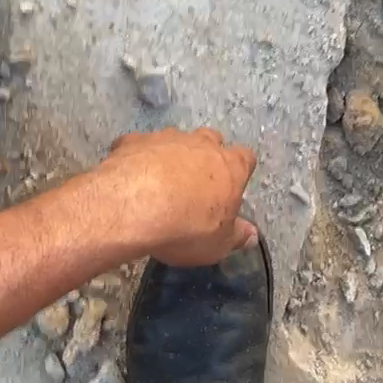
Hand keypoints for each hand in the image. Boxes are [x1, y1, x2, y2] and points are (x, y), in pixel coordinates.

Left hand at [91, 128, 258, 265]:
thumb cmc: (188, 227)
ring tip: (159, 181)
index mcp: (231, 166)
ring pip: (176, 139)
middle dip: (206, 155)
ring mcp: (167, 138)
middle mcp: (203, 144)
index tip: (230, 186)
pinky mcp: (134, 140)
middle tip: (195, 182)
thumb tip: (252, 235)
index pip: (246, 158)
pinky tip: (131, 176)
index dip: (239, 170)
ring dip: (172, 155)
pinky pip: (140, 145)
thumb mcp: (219, 244)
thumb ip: (237, 236)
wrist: (134, 207)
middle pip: (211, 140)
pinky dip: (139, 157)